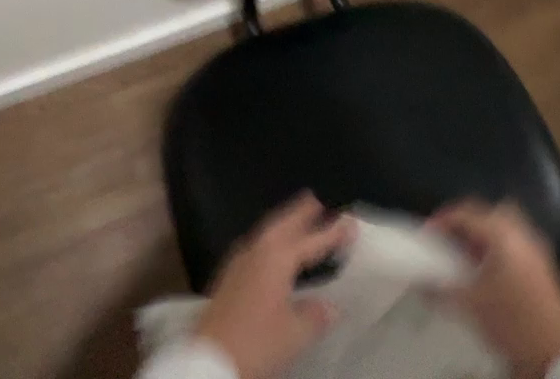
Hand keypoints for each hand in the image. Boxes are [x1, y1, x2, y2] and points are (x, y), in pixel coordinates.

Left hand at [195, 192, 353, 378]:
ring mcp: (238, 261)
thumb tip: (331, 306)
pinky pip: (257, 245)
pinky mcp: (228, 275)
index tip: (351, 220)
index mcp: (277, 258)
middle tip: (319, 199)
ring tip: (300, 219)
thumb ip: (316, 315)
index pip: (312, 240)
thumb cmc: (256, 342)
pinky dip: (271, 239)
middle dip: (302, 211)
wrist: (208, 359)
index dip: (333, 232)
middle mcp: (256, 250)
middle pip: (284, 223)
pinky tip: (274, 251)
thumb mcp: (294, 334)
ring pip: (267, 232)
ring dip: (285, 223)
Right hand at [429, 200, 559, 378]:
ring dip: (482, 234)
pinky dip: (496, 246)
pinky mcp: (542, 266)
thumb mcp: (470, 304)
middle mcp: (521, 234)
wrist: (557, 352)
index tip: (426, 234)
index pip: (466, 213)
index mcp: (502, 234)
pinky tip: (486, 270)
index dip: (442, 220)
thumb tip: (419, 282)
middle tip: (447, 238)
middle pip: (488, 213)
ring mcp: (535, 249)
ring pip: (504, 227)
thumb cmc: (512, 320)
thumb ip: (440, 289)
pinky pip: (515, 242)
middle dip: (465, 221)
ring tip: (465, 254)